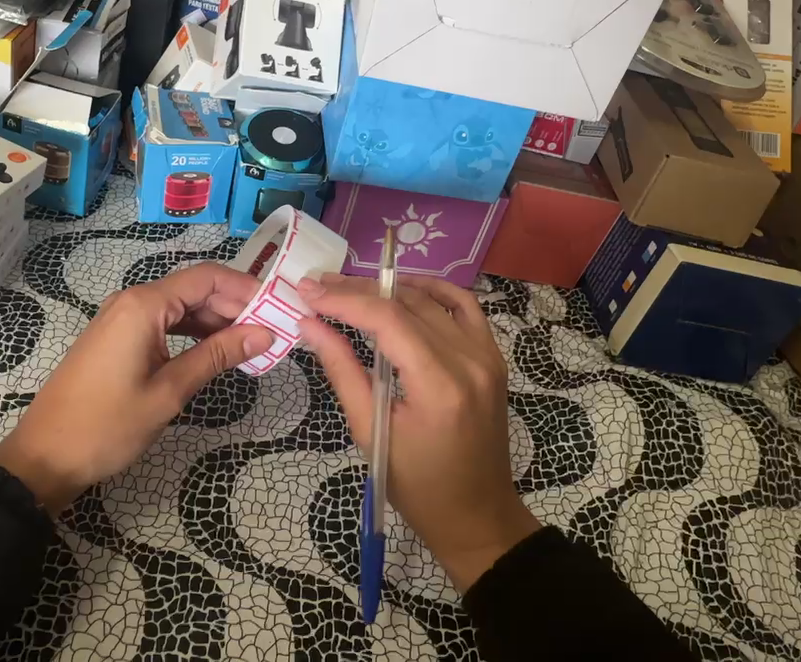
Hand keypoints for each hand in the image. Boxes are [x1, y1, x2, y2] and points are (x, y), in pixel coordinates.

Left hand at [0, 262, 273, 512]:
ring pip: (180, 305)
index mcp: (144, 305)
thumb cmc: (107, 425)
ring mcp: (122, 318)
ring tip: (252, 342)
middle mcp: (132, 301)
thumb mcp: (169, 392)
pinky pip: (164, 322)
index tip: (279, 307)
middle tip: (272, 329)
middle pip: (195, 288)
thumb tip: (264, 333)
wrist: (44, 457)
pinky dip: (192, 332)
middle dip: (235, 305)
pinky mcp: (118, 337)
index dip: (246, 288)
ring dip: (216, 320)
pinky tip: (216, 350)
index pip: (207, 278)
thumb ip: (217, 356)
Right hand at [299, 273, 540, 592]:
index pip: (387, 320)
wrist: (477, 516)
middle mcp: (469, 360)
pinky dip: (433, 290)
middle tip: (317, 285)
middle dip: (357, 290)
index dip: (344, 300)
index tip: (308, 291)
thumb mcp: (369, 431)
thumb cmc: (418, 486)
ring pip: (431, 301)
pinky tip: (403, 287)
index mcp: (439, 385)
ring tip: (348, 286)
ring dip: (387, 288)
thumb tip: (309, 324)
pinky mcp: (493, 356)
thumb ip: (341, 369)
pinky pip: (464, 306)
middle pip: (407, 304)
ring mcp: (487, 355)